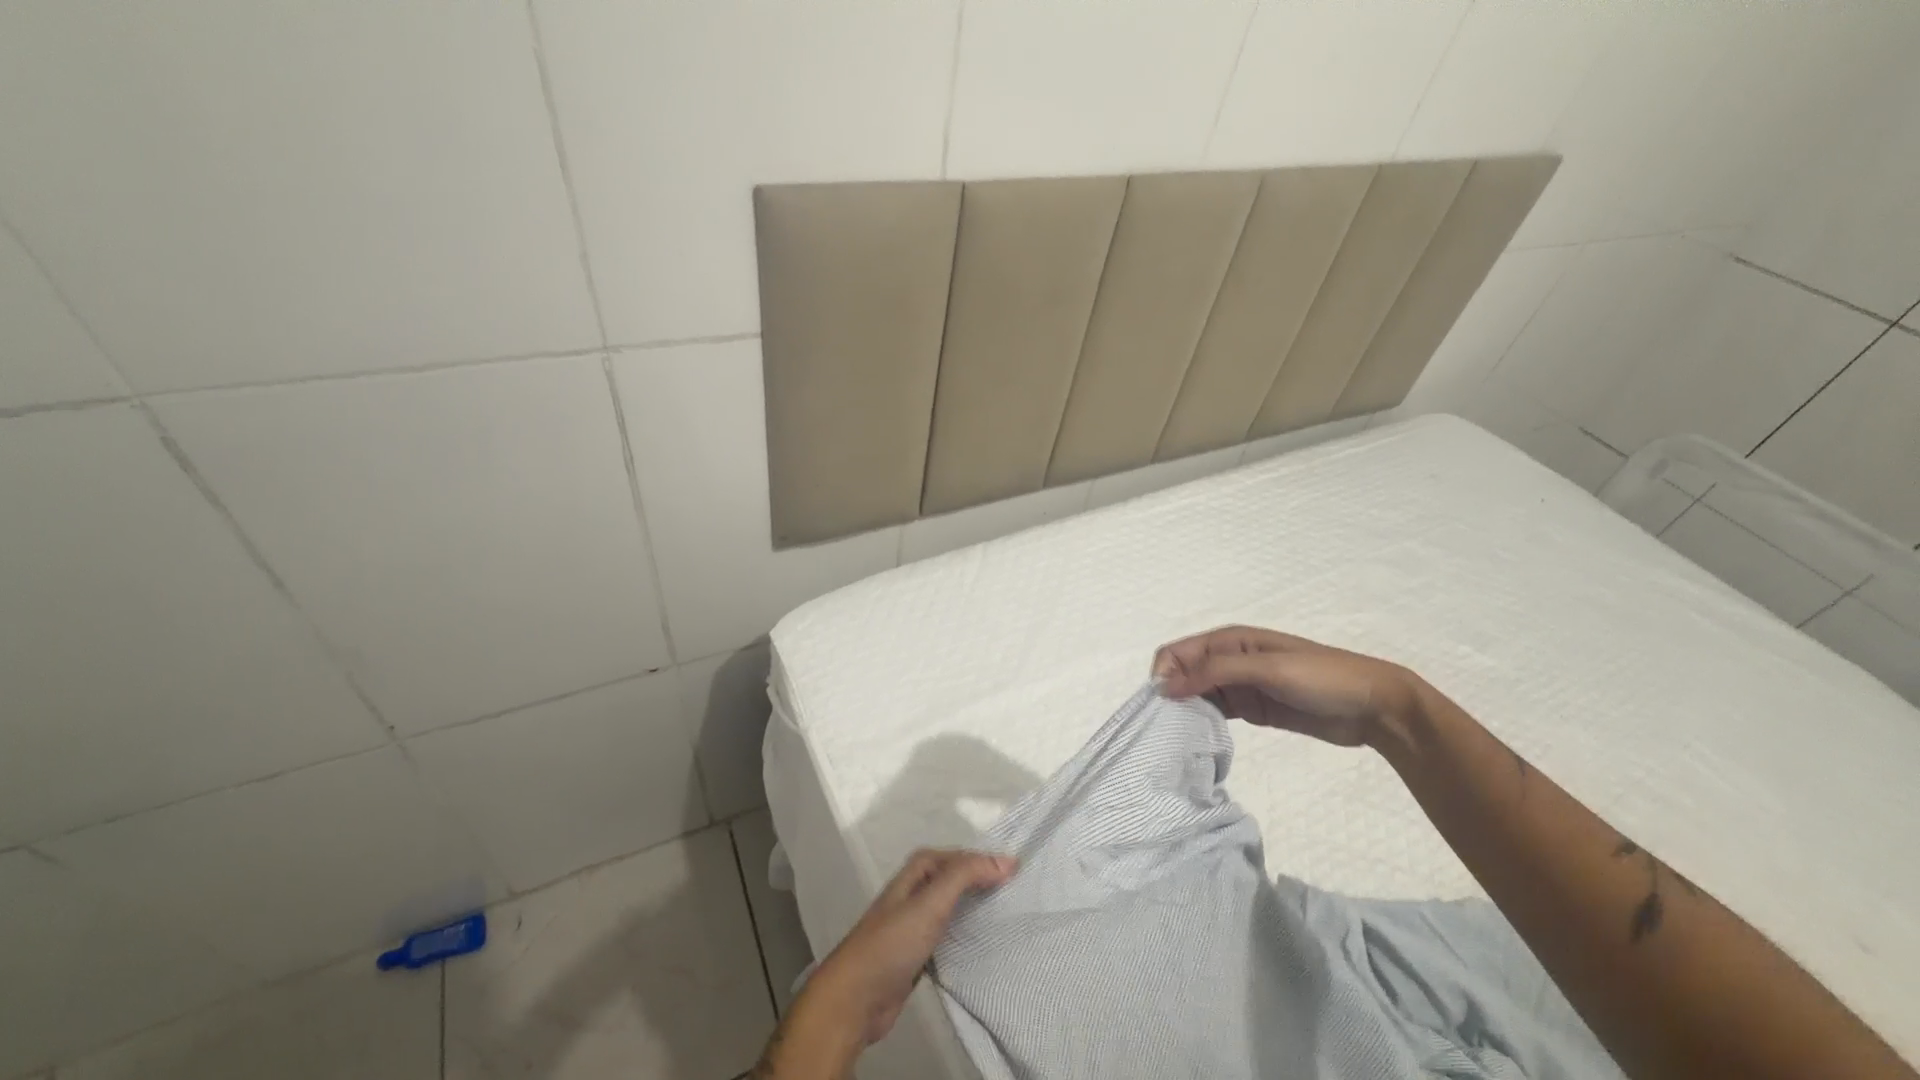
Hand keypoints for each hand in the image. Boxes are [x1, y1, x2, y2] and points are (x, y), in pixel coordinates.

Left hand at [800, 849, 1015, 1046]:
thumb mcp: (930, 902)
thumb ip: (964, 876)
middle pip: (951, 881)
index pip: (952, 857)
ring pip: (949, 910)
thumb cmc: (892, 944)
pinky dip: (964, 938)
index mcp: (912, 876)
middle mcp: (911, 897)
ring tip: (1006, 917)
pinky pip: (946, 939)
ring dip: (973, 910)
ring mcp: (912, 928)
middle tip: (1014, 892)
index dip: (979, 858)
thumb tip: (1007, 861)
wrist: (856, 999)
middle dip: (979, 883)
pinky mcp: (915, 957)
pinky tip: (982, 948)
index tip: (1014, 870)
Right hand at [1152, 625, 1417, 746]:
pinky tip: (1199, 740)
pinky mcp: (1253, 710)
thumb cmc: (1322, 678)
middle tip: (1167, 726)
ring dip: (1185, 710)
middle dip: (1170, 694)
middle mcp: (1230, 660)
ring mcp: (1241, 686)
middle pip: (1183, 673)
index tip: (1162, 705)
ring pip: (1197, 694)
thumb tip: (1167, 685)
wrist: (1373, 706)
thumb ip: (1217, 671)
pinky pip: (1217, 713)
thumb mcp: (1268, 668)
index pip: (1178, 652)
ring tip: (1179, 737)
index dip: (1164, 674)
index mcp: (1231, 639)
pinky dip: (1204, 723)